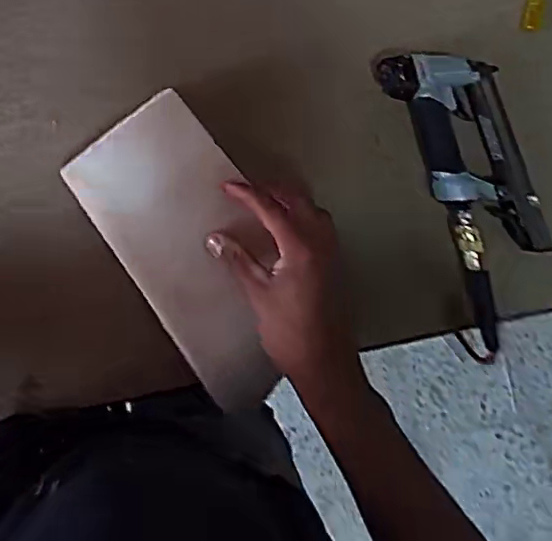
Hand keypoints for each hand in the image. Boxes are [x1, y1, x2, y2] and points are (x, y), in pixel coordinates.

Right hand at [208, 179, 363, 392]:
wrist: (325, 364)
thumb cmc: (293, 335)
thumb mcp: (259, 295)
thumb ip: (238, 260)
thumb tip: (218, 239)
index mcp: (300, 247)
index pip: (271, 208)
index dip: (247, 194)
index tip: (229, 187)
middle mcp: (320, 243)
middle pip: (296, 200)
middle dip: (270, 190)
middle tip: (246, 191)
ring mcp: (330, 253)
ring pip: (312, 209)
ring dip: (289, 200)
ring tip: (266, 203)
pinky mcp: (333, 264)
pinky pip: (320, 225)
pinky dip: (302, 215)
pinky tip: (288, 228)